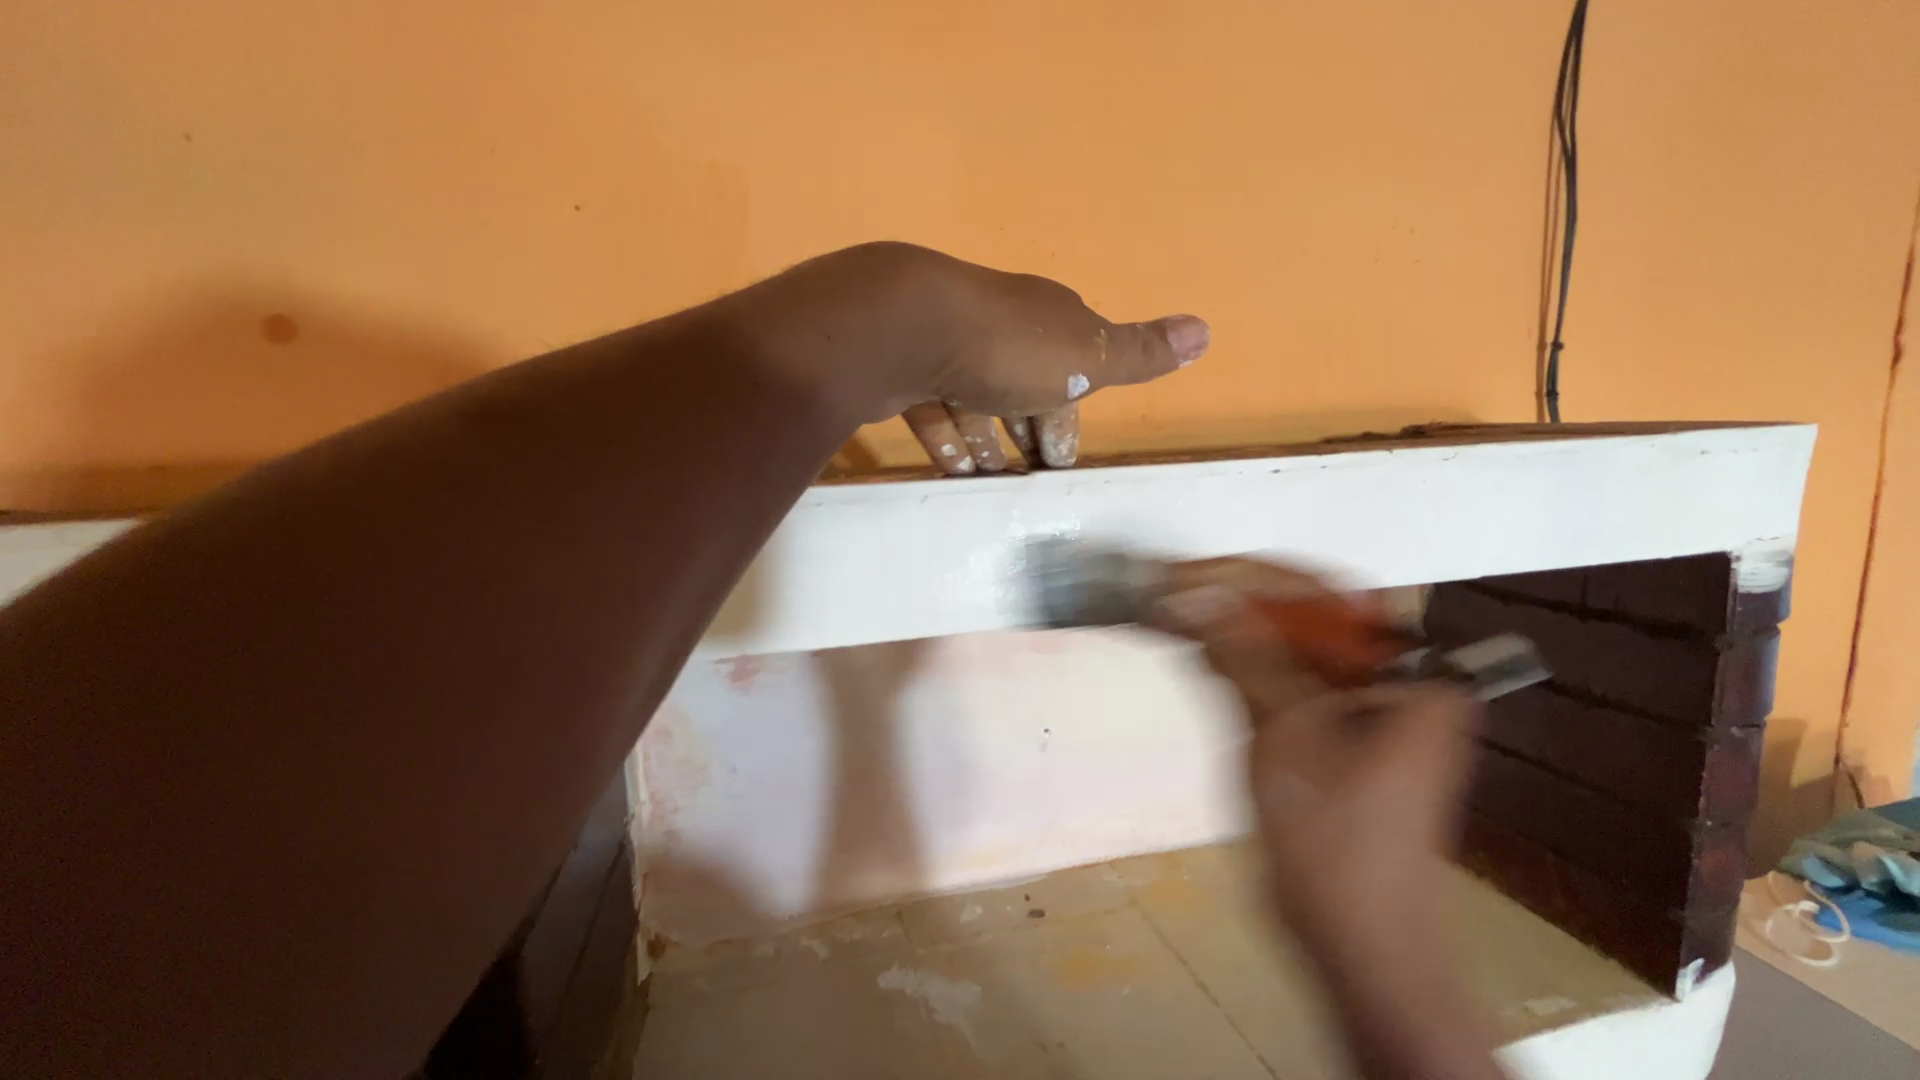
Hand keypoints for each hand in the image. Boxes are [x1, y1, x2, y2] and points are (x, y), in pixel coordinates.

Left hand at [722, 243, 1208, 473]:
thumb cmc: (1008, 348)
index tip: (1061, 461)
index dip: (1068, 416)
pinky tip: (950, 471)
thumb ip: (1139, 351)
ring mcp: (945, 346)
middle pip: (1018, 387)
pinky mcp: (903, 367)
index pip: (1067, 369)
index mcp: (1045, 322)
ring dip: (984, 444)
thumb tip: (1207, 329)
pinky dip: (943, 440)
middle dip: (1025, 432)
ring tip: (988, 486)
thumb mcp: (1086, 354)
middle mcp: (997, 328)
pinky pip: (930, 409)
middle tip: (1024, 482)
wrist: (905, 328)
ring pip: (972, 401)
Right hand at [1145, 562, 1480, 958]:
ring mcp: (1371, 712)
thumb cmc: (1333, 837)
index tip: (1191, 574)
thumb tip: (1196, 592)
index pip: (1328, 596)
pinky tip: (1196, 654)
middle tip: (1170, 592)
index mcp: (1414, 672)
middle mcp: (1400, 681)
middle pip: (1309, 621)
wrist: (1359, 942)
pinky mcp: (1341, 739)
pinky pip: (1289, 686)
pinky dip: (1243, 671)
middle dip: (1236, 605)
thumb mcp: (1285, 730)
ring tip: (1170, 614)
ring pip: (1293, 652)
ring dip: (1233, 635)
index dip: (1254, 579)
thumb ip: (1244, 653)